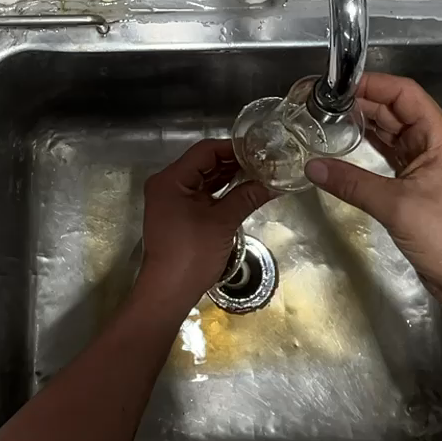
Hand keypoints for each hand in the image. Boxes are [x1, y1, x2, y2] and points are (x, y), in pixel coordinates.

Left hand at [134, 139, 273, 312]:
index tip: (259, 149)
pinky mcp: (177, 214)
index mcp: (171, 179)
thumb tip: (273, 183)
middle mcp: (167, 184)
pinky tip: (242, 190)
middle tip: (264, 161)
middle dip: (233, 162)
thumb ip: (247, 197)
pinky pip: (201, 194)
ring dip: (228, 177)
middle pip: (203, 163)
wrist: (168, 292)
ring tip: (258, 173)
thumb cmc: (191, 253)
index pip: (205, 151)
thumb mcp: (222, 222)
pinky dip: (220, 192)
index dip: (233, 148)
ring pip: (203, 179)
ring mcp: (171, 199)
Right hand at [304, 72, 441, 309]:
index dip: (372, 84)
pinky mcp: (420, 186)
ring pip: (393, 133)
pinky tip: (345, 146)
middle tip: (322, 101)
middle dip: (362, 102)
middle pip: (397, 111)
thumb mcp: (396, 206)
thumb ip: (351, 182)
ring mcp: (429, 166)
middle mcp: (437, 144)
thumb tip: (311, 166)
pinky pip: (391, 156)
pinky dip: (369, 149)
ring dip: (364, 124)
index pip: (405, 94)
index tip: (336, 85)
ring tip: (327, 118)